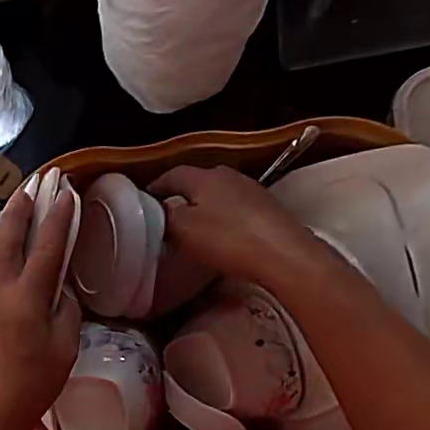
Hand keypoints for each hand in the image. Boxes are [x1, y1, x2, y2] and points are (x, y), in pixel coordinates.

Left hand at [0, 187, 81, 429]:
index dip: (58, 216)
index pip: (47, 245)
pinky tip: (3, 236)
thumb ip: (66, 305)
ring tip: (19, 200)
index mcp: (28, 296)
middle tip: (37, 182)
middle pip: (10, 235)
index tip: (67, 191)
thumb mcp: (66, 341)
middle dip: (24, 205)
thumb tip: (59, 283)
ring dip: (6, 219)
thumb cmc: (37, 379)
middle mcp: (0, 287)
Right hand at [148, 164, 337, 288]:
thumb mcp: (184, 229)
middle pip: (196, 182)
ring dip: (203, 206)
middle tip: (167, 216)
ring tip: (193, 226)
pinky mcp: (268, 207)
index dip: (156, 187)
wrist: (284, 255)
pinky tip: (221, 233)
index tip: (144, 201)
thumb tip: (165, 206)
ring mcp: (252, 189)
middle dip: (181, 195)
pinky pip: (235, 207)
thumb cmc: (227, 239)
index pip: (172, 175)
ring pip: (218, 193)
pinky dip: (223, 216)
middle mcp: (228, 175)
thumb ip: (168, 214)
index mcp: (203, 177)